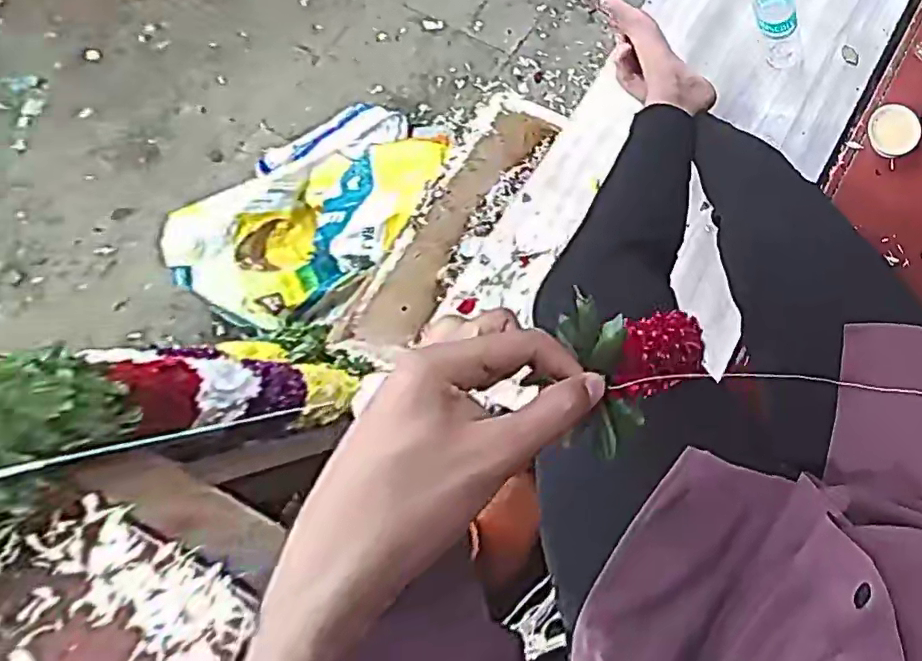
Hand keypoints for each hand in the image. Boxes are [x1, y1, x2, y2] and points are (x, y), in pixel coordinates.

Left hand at [250, 322, 603, 660]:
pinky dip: (485, 389)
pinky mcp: (397, 424)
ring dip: (507, 367)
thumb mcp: (498, 456)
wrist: (328, 587)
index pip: (522, 340)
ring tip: (527, 394)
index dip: (564, 362)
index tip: (586, 392)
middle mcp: (413, 369)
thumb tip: (593, 384)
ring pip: (471, 356)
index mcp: (432, 363)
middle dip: (534, 356)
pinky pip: (454, 385)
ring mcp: (400, 396)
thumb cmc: (405, 514)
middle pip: (494, 334)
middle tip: (556, 387)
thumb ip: (556, 411)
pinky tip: (492, 421)